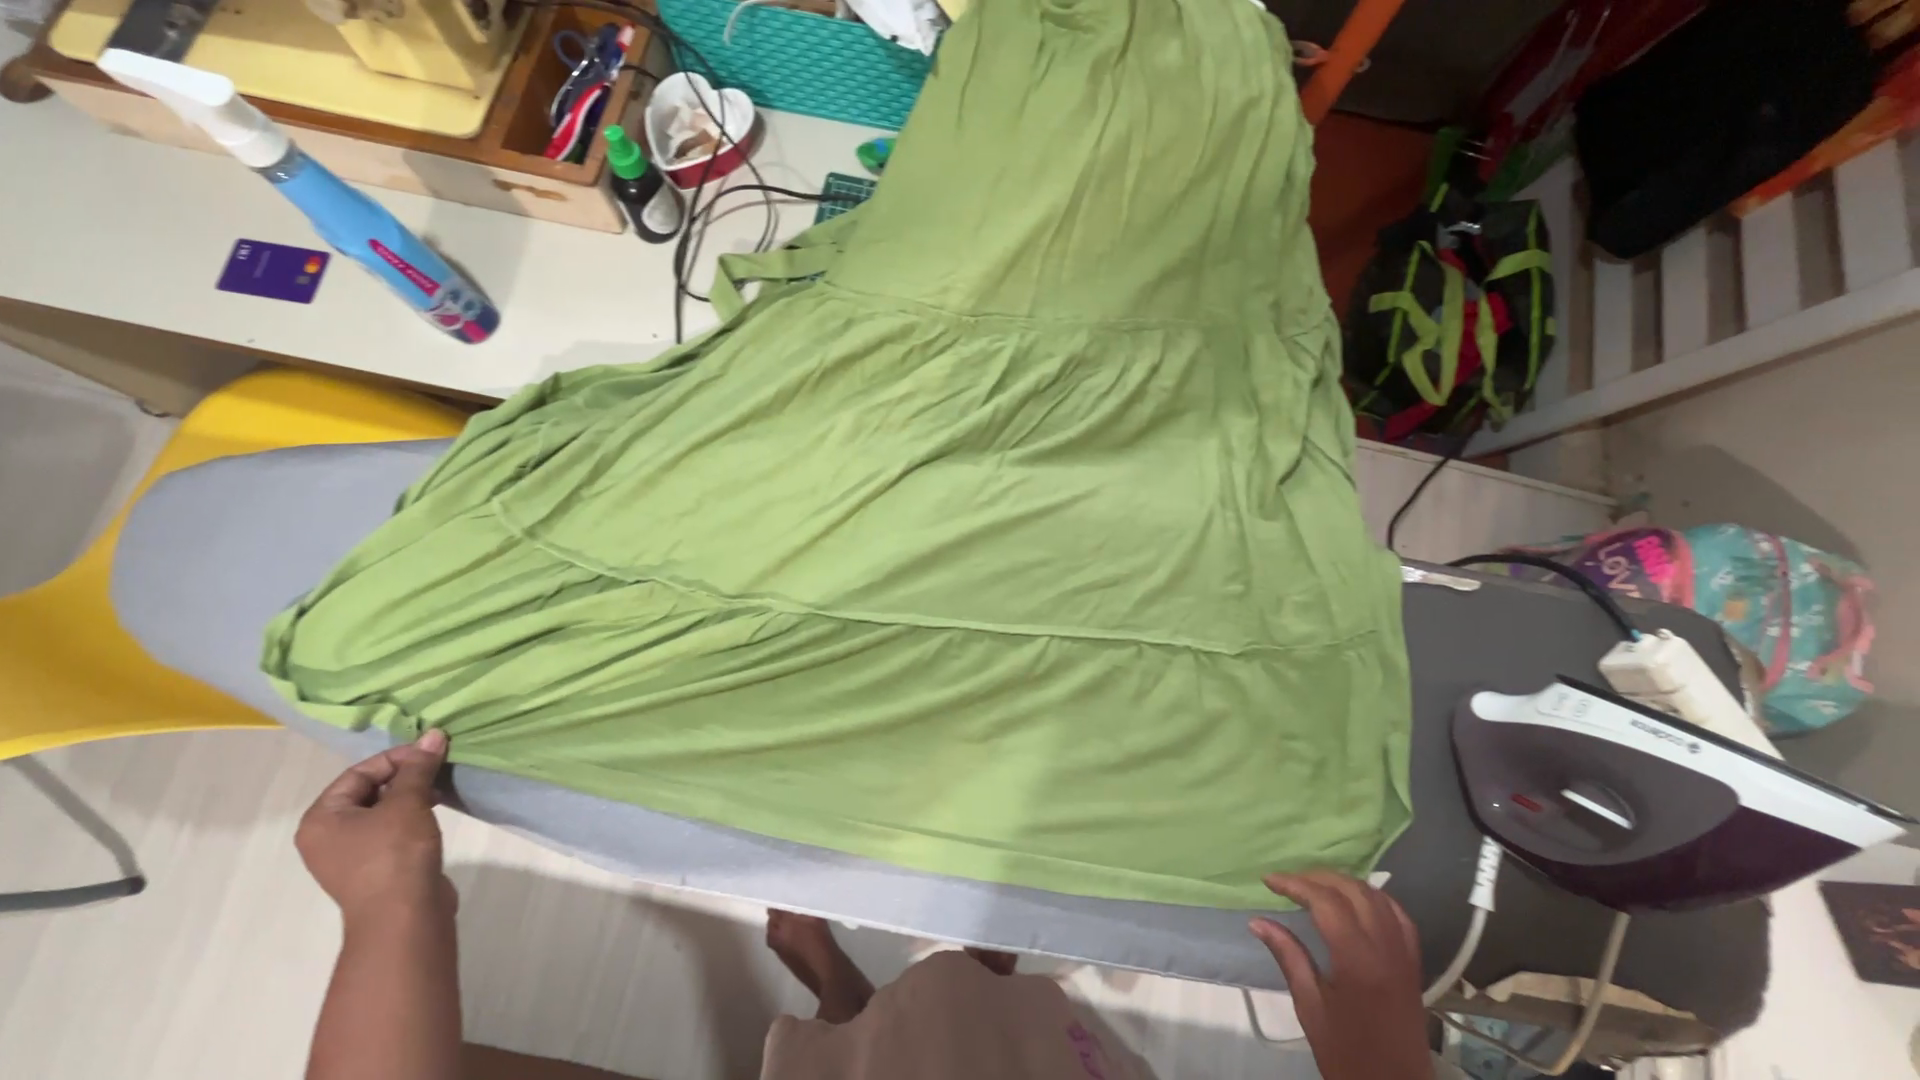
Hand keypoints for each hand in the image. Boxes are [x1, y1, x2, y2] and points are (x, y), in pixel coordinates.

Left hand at [296, 730, 453, 923]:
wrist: (403, 916)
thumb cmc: (395, 854)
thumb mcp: (408, 803)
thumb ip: (418, 767)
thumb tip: (433, 734)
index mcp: (321, 819)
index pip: (359, 773)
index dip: (397, 758)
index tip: (432, 753)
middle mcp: (326, 836)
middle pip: (368, 791)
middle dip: (405, 777)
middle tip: (439, 769)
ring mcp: (349, 856)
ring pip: (381, 812)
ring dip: (411, 796)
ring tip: (441, 789)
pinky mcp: (374, 868)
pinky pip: (390, 831)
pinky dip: (411, 817)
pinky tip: (434, 815)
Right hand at [1249, 872, 1430, 1079]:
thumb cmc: (1346, 1054)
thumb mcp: (1310, 1007)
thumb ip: (1288, 957)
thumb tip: (1258, 921)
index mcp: (1357, 960)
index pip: (1326, 902)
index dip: (1296, 884)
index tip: (1269, 881)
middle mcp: (1386, 949)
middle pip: (1353, 891)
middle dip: (1318, 878)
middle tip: (1288, 882)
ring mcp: (1404, 955)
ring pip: (1378, 898)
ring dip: (1345, 884)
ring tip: (1315, 886)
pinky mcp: (1413, 965)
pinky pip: (1398, 917)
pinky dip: (1375, 899)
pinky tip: (1356, 901)